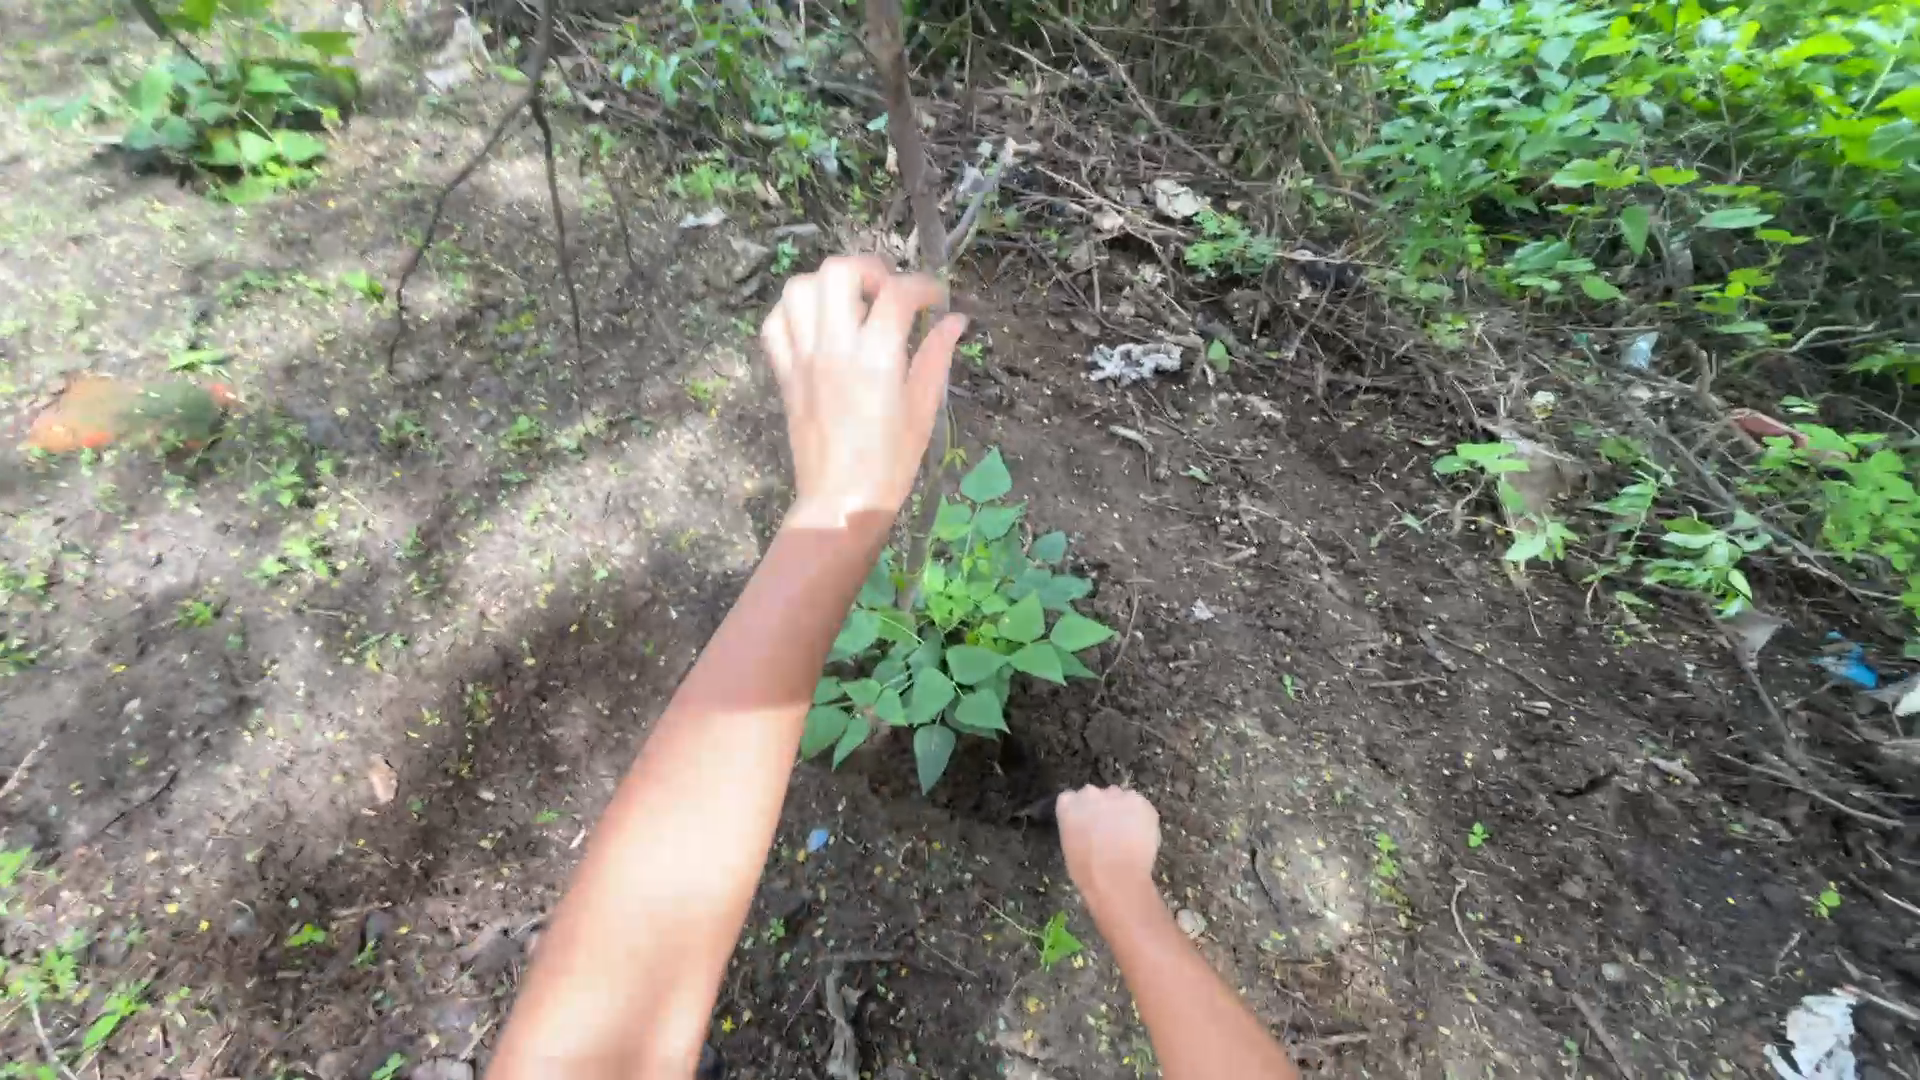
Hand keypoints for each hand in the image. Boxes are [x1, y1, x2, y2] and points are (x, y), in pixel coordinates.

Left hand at [759, 255, 966, 529]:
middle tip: (886, 292)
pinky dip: (793, 312)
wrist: (841, 500)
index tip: (935, 299)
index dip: (922, 286)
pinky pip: (775, 324)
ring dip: (827, 285)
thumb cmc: (891, 463)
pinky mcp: (785, 375)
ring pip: (799, 289)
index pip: (897, 293)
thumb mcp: (923, 410)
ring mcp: (803, 359)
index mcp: (876, 358)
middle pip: (839, 272)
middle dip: (868, 269)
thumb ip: (935, 358)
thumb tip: (955, 321)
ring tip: (849, 304)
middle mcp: (835, 348)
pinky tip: (816, 325)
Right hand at [1056, 785, 1161, 911]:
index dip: (1082, 811)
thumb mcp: (1068, 845)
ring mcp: (1116, 794)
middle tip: (1108, 830)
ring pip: (1120, 798)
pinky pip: (1140, 806)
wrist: (1117, 880)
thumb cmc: (1087, 871)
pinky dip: (1141, 818)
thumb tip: (1087, 826)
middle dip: (1102, 808)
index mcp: (1067, 802)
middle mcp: (1090, 792)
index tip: (1087, 824)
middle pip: (1096, 795)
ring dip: (1122, 810)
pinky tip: (1140, 837)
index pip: (1072, 797)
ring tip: (1127, 835)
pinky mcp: (1140, 802)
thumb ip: (1075, 826)